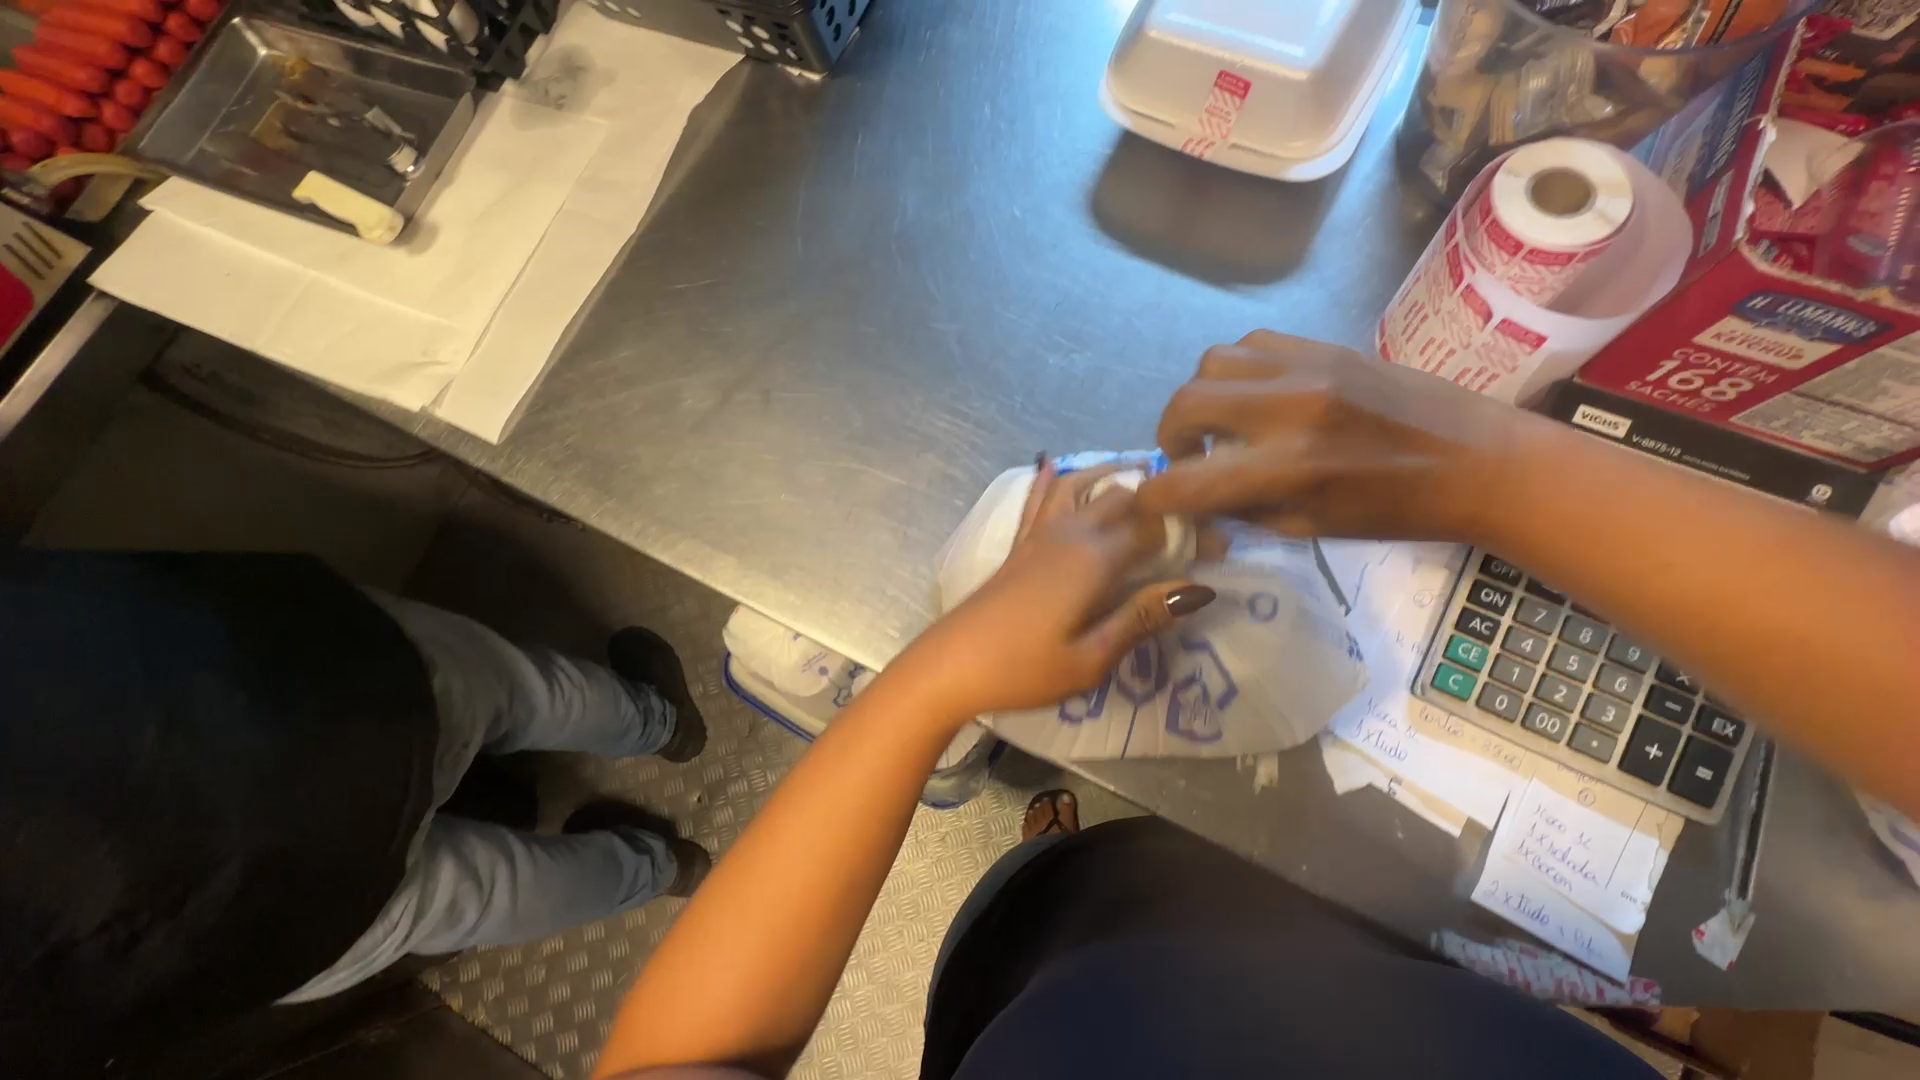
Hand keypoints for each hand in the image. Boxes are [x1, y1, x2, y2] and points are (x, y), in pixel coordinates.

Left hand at [896, 468, 1215, 720]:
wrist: (950, 665)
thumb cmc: (1024, 669)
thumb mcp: (1091, 659)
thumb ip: (1141, 618)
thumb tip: (1197, 588)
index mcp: (1094, 559)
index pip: (1154, 527)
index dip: (1189, 530)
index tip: (1216, 546)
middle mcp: (1069, 533)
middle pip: (1122, 497)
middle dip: (1158, 500)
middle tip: (1186, 517)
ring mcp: (1039, 536)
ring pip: (1080, 486)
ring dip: (1111, 476)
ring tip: (1140, 472)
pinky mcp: (1018, 546)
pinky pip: (1038, 500)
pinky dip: (1049, 479)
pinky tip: (1051, 461)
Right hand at [1136, 330, 1523, 541]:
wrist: (1479, 460)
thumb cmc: (1396, 512)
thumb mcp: (1308, 528)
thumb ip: (1241, 509)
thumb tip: (1194, 498)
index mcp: (1288, 468)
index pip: (1185, 480)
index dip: (1155, 497)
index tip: (1153, 503)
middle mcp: (1288, 408)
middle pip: (1185, 402)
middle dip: (1170, 435)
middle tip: (1189, 455)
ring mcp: (1307, 367)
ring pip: (1211, 362)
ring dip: (1202, 397)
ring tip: (1223, 422)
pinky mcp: (1325, 346)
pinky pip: (1252, 343)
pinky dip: (1238, 372)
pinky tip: (1257, 395)